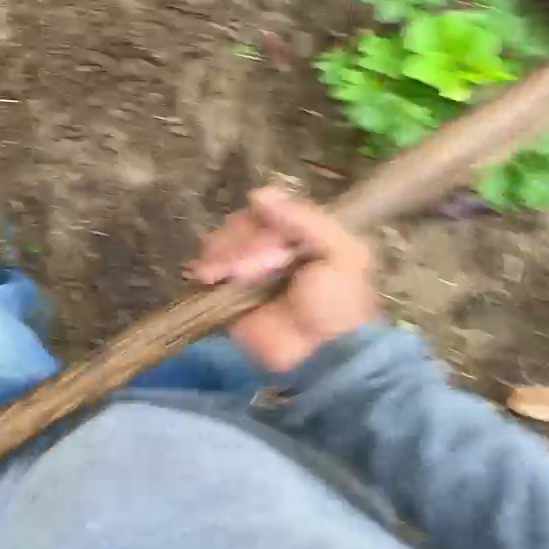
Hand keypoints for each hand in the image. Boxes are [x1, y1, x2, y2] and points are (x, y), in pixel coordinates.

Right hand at [188, 187, 380, 372]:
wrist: (317, 355)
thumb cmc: (337, 304)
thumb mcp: (343, 254)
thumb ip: (307, 219)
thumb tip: (258, 194)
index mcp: (300, 236)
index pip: (268, 210)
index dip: (265, 221)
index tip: (276, 243)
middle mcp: (270, 247)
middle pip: (240, 224)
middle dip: (245, 243)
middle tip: (259, 268)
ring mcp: (245, 268)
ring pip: (220, 241)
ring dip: (225, 255)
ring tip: (235, 276)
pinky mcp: (225, 290)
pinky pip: (205, 265)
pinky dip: (206, 267)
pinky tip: (210, 275)